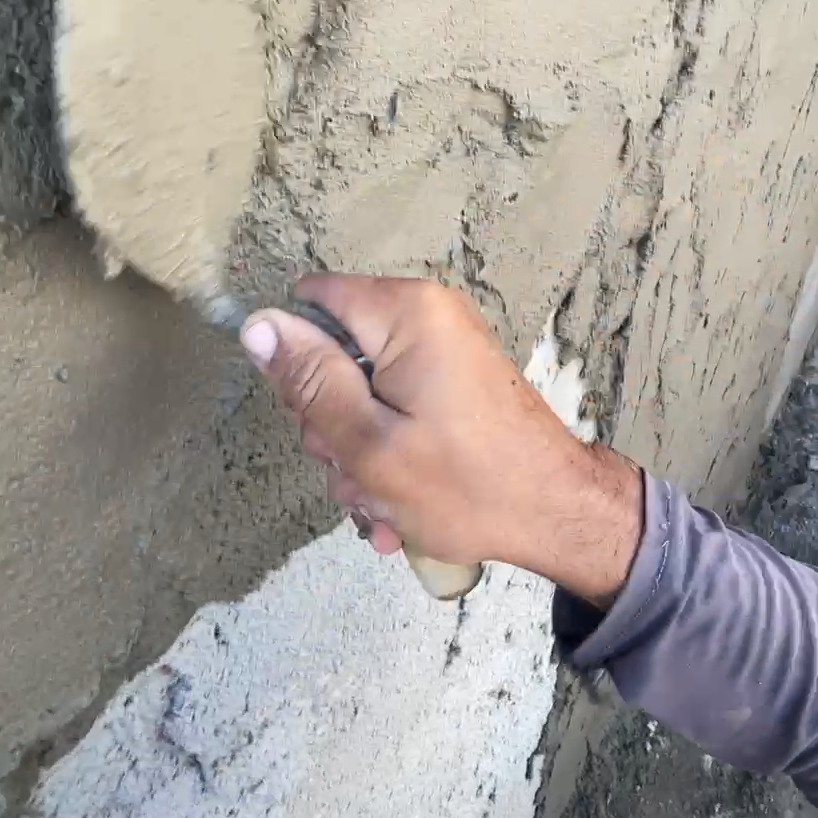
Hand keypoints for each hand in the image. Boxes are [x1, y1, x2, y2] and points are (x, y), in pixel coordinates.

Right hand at [239, 276, 641, 604]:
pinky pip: (400, 407)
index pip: (313, 302)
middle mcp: (430, 316)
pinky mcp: (457, 381)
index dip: (299, 361)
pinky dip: (392, 454)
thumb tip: (257, 323)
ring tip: (384, 502)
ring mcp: (446, 350)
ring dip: (360, 452)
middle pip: (338, 352)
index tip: (320, 418)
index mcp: (407, 312)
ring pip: (364, 390)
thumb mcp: (368, 442)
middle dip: (333, 421)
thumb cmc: (466, 485)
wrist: (560, 516)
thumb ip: (309, 381)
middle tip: (357, 472)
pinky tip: (401, 507)